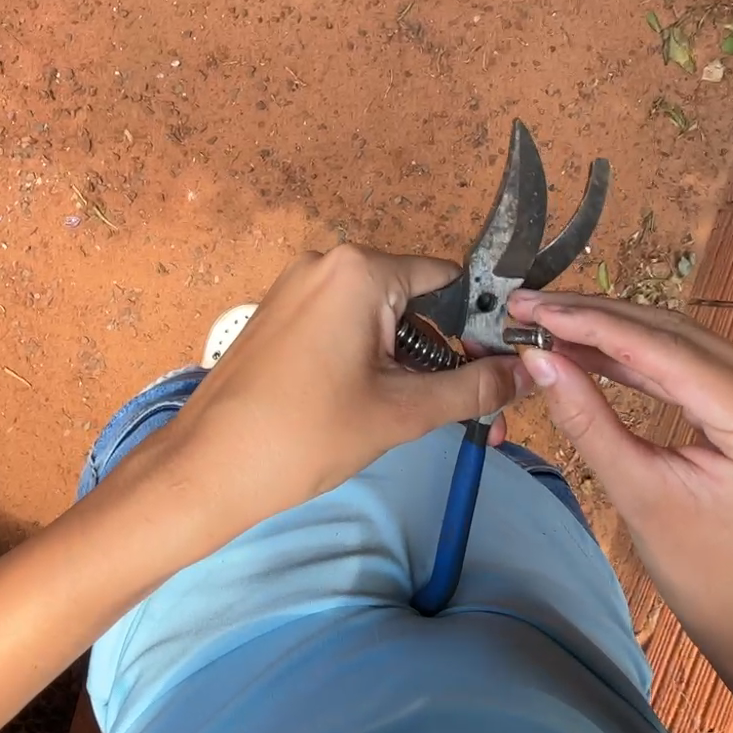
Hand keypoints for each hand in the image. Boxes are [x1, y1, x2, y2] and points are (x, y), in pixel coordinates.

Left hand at [138, 244, 529, 530]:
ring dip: (409, 362)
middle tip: (477, 412)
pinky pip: (343, 326)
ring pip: (378, 318)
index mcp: (359, 270)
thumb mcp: (401, 411)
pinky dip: (370, 358)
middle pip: (413, 301)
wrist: (206, 468)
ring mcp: (297, 288)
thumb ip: (472, 387)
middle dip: (446, 354)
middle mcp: (327, 263)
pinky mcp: (280, 315)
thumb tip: (526, 373)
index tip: (501, 370)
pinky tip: (379, 402)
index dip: (480, 326)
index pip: (447, 280)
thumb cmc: (306, 434)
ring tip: (427, 416)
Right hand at [506, 290, 732, 673]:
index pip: (677, 356)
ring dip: (618, 330)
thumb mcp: (638, 496)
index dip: (599, 325)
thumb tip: (537, 356)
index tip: (537, 308)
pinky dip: (644, 355)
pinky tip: (595, 344)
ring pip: (691, 344)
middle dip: (602, 319)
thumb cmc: (702, 574)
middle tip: (534, 306)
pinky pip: (701, 364)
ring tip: (554, 319)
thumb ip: (587, 419)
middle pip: (685, 340)